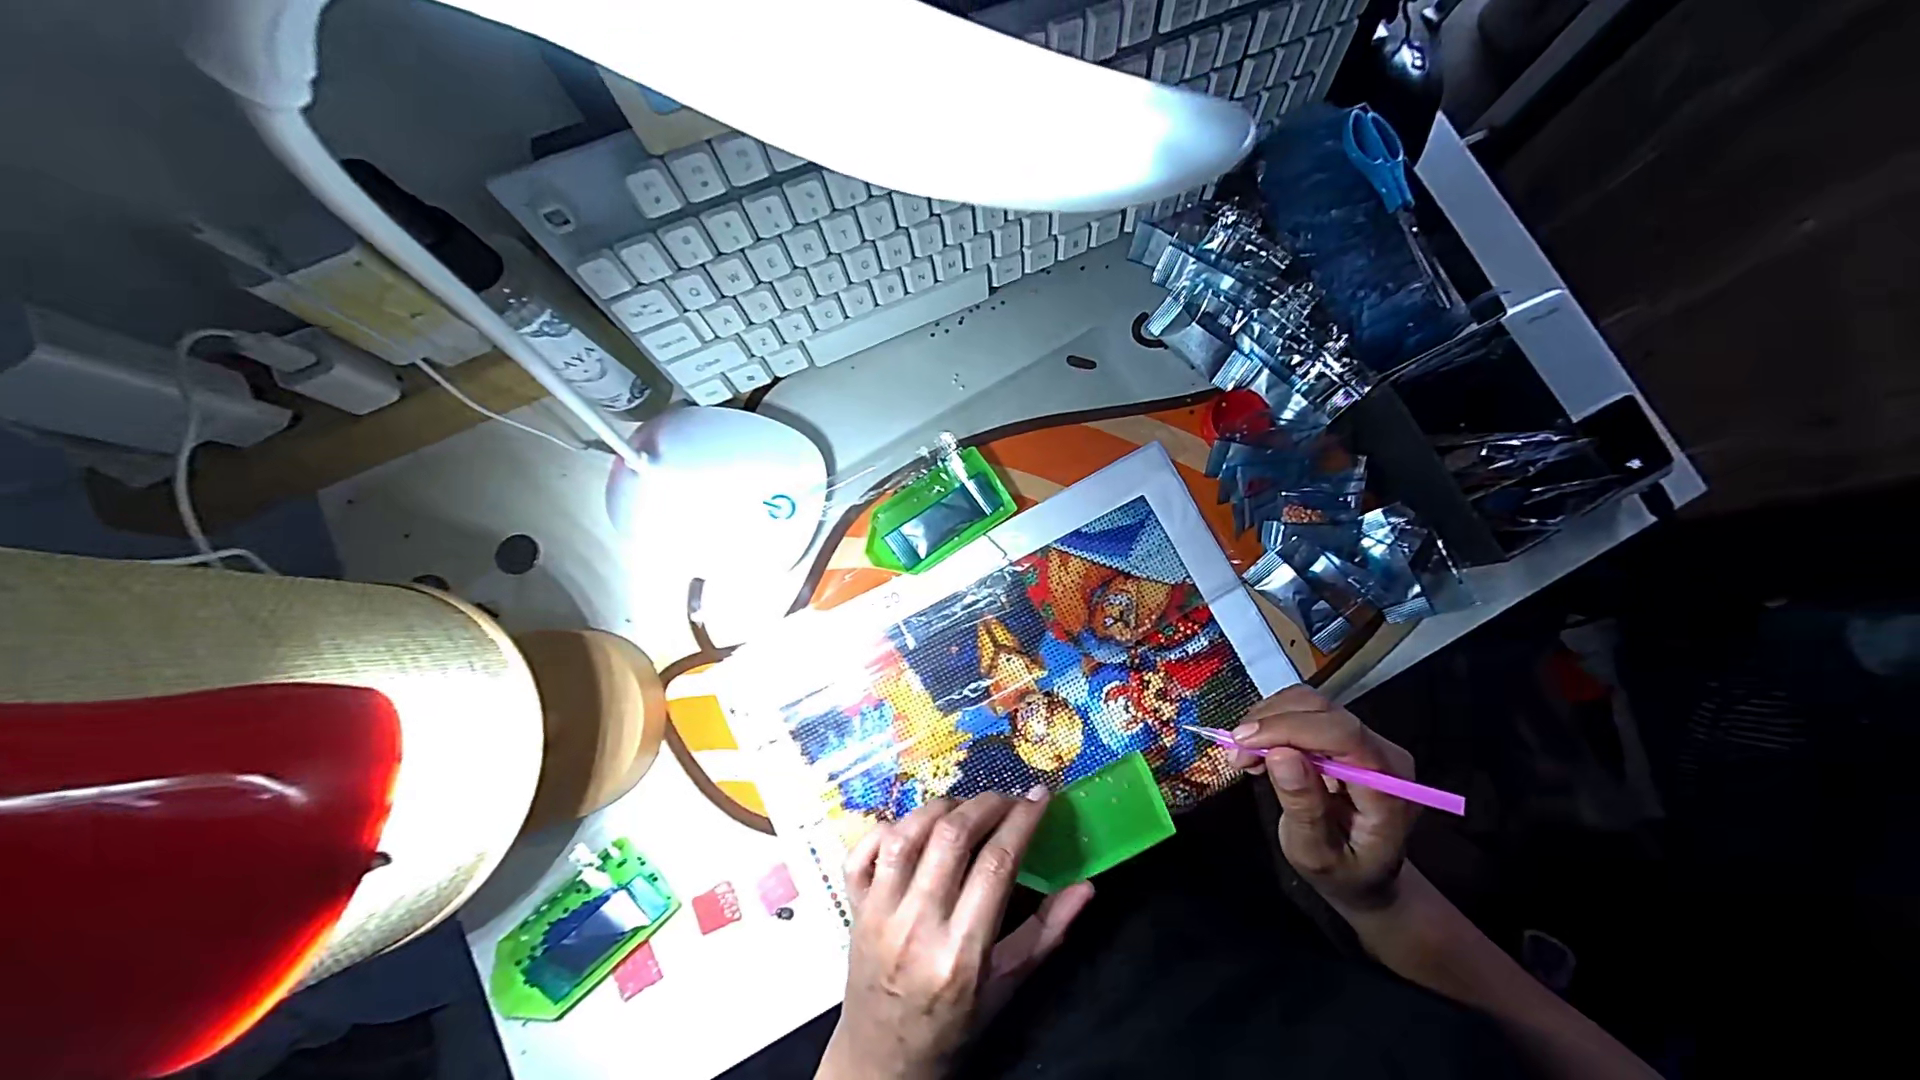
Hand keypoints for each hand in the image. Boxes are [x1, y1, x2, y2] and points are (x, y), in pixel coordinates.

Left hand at [819, 790, 1095, 1079]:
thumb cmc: (954, 1023)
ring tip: (966, 807)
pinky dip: (890, 825)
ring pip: (906, 835)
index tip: (1040, 798)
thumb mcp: (1007, 987)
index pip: (995, 865)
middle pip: (951, 838)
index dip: (1022, 822)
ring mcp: (877, 912)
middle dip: (986, 805)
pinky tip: (915, 826)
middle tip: (1008, 799)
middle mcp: (915, 925)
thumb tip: (1085, 886)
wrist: (884, 1058)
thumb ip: (1046, 933)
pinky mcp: (853, 904)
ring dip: (941, 808)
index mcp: (960, 952)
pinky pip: (864, 849)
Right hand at [1228, 686, 1418, 912]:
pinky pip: (1301, 711)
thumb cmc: (1344, 874)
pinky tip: (1257, 750)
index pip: (1343, 734)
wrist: (1367, 877)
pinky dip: (1269, 722)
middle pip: (1321, 710)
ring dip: (1265, 720)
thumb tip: (1281, 755)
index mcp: (1387, 786)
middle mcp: (1382, 752)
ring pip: (1306, 703)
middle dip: (1270, 723)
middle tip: (1235, 753)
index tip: (1243, 742)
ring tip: (1244, 755)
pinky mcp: (1342, 734)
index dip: (1289, 729)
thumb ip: (1303, 807)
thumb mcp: (1316, 855)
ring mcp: (1363, 740)